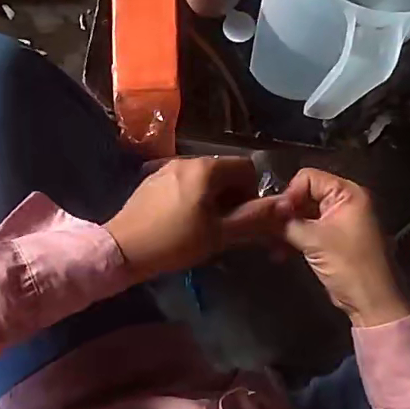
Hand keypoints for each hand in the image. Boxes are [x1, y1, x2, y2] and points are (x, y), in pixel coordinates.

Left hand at [104, 156, 287, 281]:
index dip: (252, 192)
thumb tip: (286, 205)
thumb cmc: (175, 241)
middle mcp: (187, 160)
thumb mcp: (220, 233)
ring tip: (203, 226)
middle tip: (225, 226)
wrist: (123, 248)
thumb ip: (255, 217)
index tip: (243, 218)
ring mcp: (166, 168)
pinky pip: (183, 182)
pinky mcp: (151, 180)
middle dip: (232, 195)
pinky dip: (192, 196)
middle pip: (224, 171)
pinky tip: (182, 221)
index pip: (246, 167)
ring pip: (203, 178)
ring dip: (212, 197)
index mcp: (206, 168)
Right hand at [277, 169, 409, 327]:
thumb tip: (266, 210)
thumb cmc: (350, 266)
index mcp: (348, 194)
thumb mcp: (314, 241)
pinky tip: (279, 253)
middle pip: (303, 196)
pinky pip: (306, 230)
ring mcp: (337, 222)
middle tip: (265, 228)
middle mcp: (343, 202)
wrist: (372, 301)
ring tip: (270, 244)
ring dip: (285, 228)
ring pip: (302, 215)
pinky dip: (292, 239)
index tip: (278, 214)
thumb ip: (288, 222)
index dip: (290, 193)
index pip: (309, 178)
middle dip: (284, 212)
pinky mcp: (332, 239)